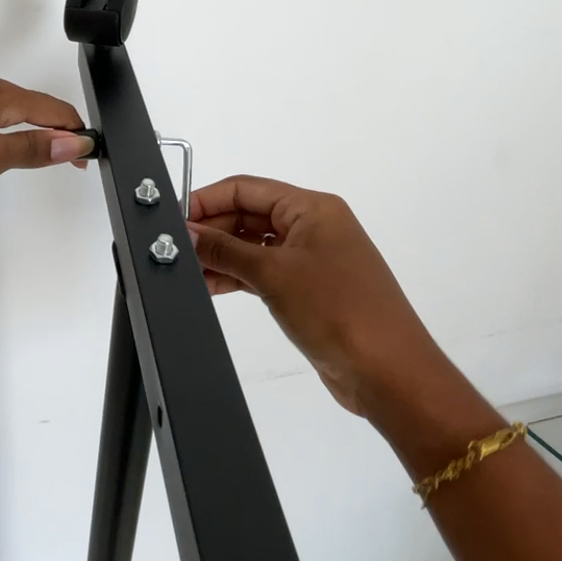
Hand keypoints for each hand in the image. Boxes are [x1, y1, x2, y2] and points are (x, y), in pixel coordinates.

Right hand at [183, 175, 438, 417]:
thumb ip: (223, 250)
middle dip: (211, 230)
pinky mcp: (307, 289)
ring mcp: (311, 259)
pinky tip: (209, 287)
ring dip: (220, 256)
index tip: (173, 220)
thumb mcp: (272, 273)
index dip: (206, 200)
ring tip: (187, 272)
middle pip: (247, 215)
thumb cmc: (338, 310)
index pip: (245, 189)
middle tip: (176, 250)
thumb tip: (185, 234)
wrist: (388, 372)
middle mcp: (313, 227)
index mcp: (312, 209)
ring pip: (252, 245)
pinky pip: (261, 271)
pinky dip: (235, 276)